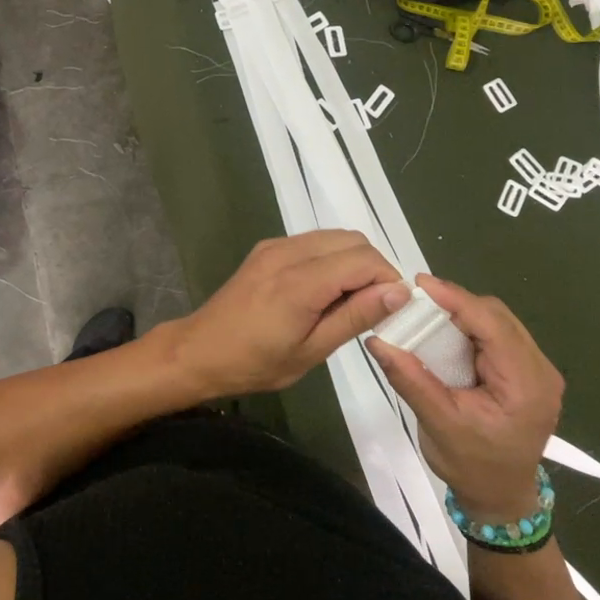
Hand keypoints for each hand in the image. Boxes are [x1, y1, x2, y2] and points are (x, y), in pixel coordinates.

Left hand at [167, 231, 410, 396]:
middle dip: (374, 269)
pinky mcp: (266, 249)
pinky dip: (330, 259)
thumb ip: (355, 316)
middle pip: (352, 240)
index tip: (393, 311)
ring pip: (333, 237)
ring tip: (349, 302)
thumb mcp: (312, 350)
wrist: (200, 351)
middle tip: (373, 308)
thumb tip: (399, 293)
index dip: (388, 281)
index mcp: (299, 281)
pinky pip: (312, 242)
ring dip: (352, 262)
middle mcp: (287, 253)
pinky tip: (324, 292)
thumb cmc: (256, 363)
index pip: (363, 260)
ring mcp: (274, 247)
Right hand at [365, 275, 562, 522]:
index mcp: (526, 385)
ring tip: (426, 313)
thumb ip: (410, 379)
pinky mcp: (527, 373)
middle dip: (457, 304)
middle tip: (415, 301)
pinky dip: (470, 328)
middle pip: (498, 317)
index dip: (456, 299)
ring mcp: (538, 372)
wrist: (499, 498)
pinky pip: (499, 335)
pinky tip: (445, 332)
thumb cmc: (471, 465)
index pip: (493, 326)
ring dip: (463, 314)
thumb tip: (376, 340)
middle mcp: (540, 372)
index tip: (419, 283)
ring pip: (499, 322)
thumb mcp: (437, 422)